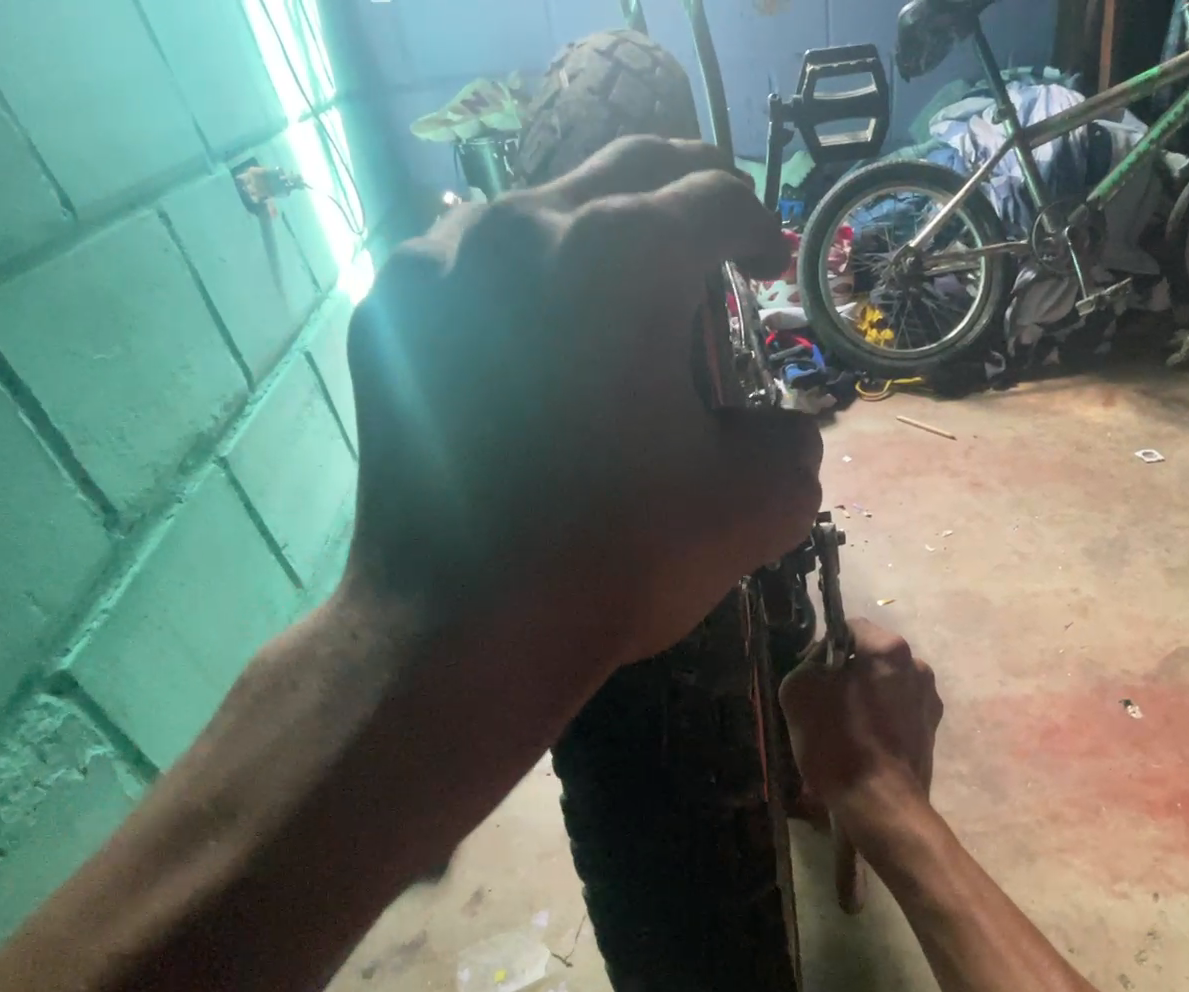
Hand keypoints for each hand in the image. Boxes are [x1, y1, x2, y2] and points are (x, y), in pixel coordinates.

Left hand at [344, 137, 821, 660]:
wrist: (467, 628)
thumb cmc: (620, 556)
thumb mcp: (758, 504)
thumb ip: (798, 443)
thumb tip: (791, 427)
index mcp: (624, 255)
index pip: (716, 196)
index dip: (759, 226)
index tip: (768, 267)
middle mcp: (524, 226)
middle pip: (632, 167)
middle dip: (691, 197)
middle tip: (717, 248)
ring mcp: (441, 261)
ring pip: (548, 205)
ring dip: (604, 236)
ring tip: (627, 304)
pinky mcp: (390, 311)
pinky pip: (477, 259)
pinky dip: (529, 278)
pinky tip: (544, 342)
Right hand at [780, 619, 942, 812]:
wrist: (880, 804)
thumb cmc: (837, 742)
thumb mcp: (798, 690)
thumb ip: (807, 663)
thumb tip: (821, 664)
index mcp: (889, 648)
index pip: (849, 628)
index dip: (823, 648)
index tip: (810, 676)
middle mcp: (916, 665)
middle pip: (871, 657)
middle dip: (847, 674)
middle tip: (823, 703)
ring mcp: (929, 698)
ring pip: (885, 685)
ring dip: (865, 697)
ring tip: (843, 729)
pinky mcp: (931, 730)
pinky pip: (897, 712)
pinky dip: (881, 720)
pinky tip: (863, 745)